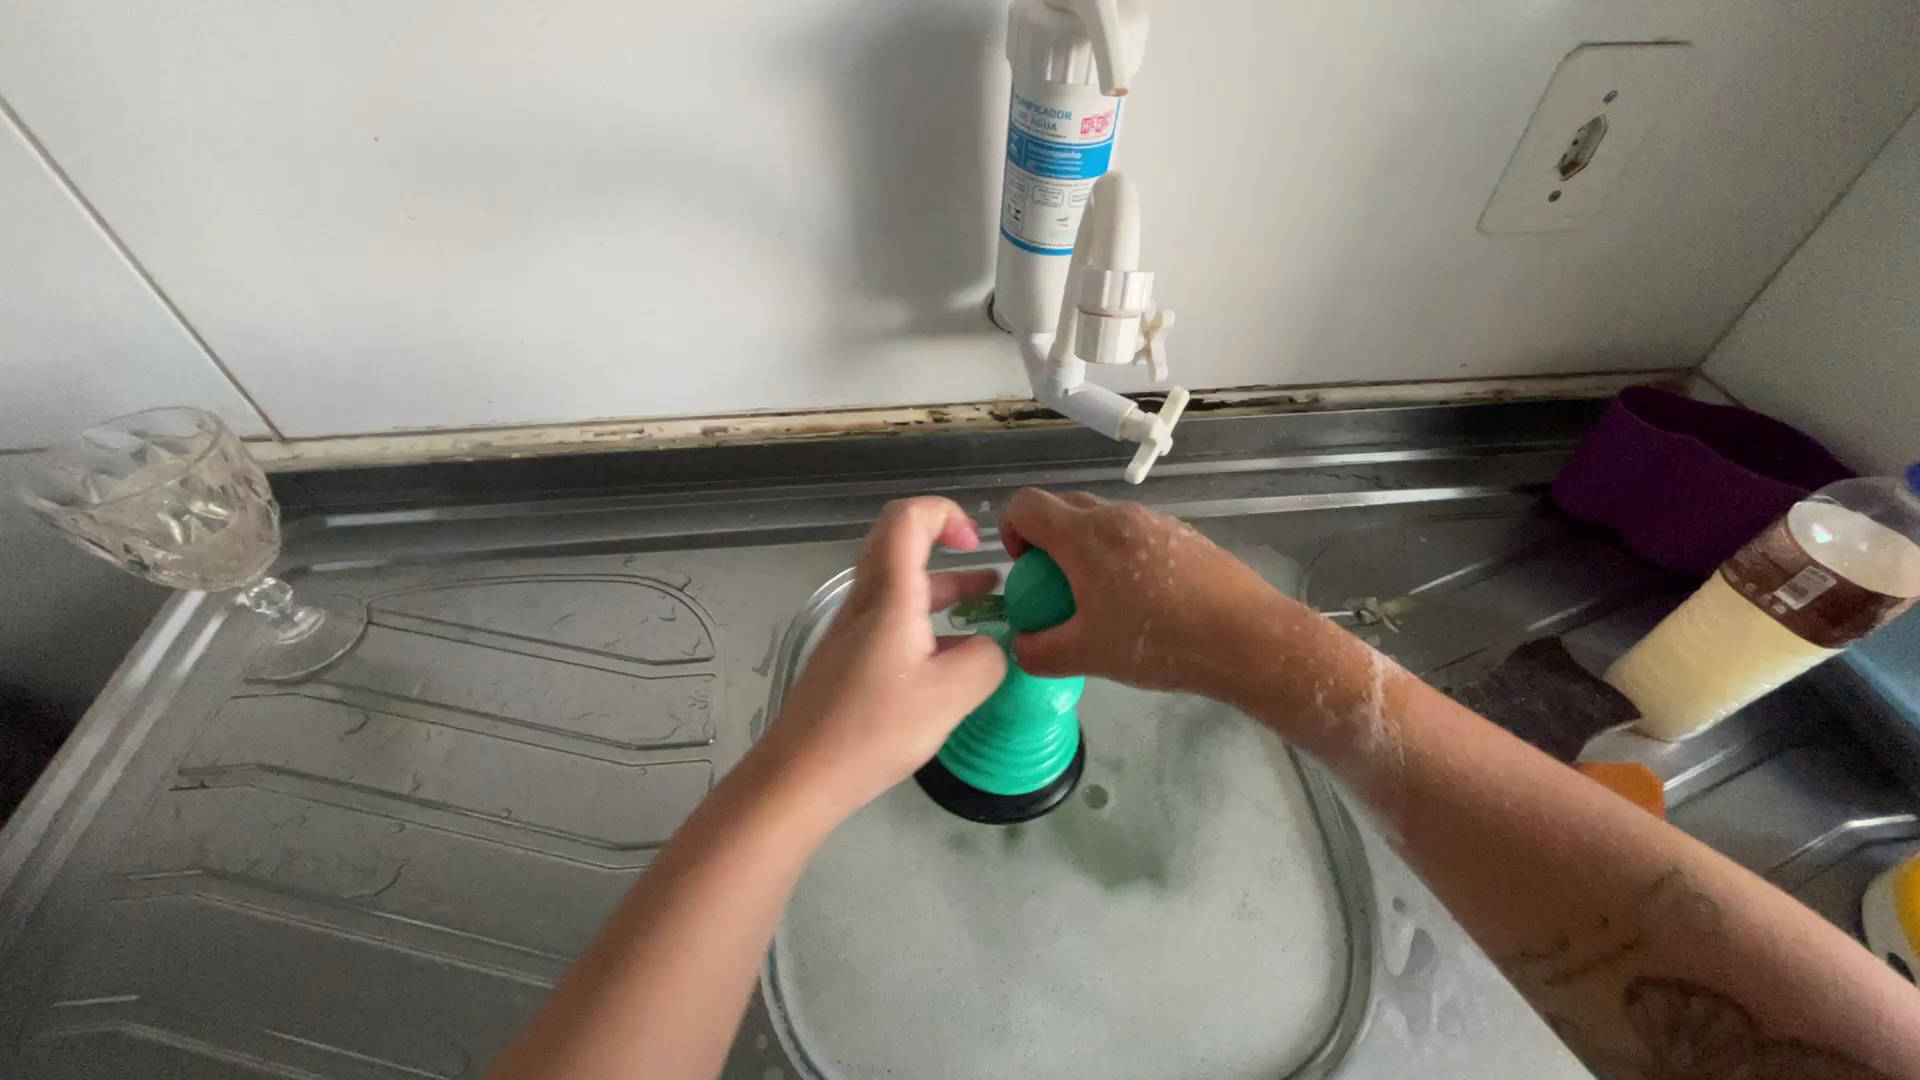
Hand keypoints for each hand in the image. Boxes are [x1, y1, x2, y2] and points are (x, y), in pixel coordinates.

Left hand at [759, 497, 1007, 818]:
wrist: (801, 774)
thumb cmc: (874, 728)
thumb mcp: (949, 696)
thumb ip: (986, 660)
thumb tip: (991, 646)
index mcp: (889, 594)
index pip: (908, 517)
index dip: (945, 513)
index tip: (975, 544)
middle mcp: (866, 600)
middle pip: (900, 544)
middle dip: (948, 547)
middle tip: (986, 571)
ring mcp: (854, 629)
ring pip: (900, 584)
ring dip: (943, 586)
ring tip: (987, 605)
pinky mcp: (850, 657)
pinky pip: (892, 618)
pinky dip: (927, 619)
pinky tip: (953, 656)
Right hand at [998, 488, 1299, 706]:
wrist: (1247, 638)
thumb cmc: (1159, 643)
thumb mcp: (1087, 656)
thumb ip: (1039, 652)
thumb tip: (1021, 646)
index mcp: (1084, 536)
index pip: (1026, 505)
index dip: (1010, 529)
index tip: (1024, 566)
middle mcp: (1117, 515)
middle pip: (1063, 506)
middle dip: (1047, 537)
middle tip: (1055, 583)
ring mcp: (1154, 520)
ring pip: (1102, 519)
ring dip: (1086, 546)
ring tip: (1101, 595)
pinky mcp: (1183, 533)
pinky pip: (1135, 533)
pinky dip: (1121, 554)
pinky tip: (1144, 599)